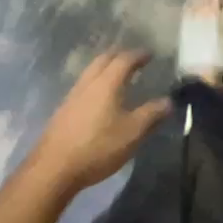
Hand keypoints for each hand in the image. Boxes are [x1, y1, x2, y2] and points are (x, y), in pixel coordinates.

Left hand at [27, 50, 169, 192]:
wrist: (53, 169)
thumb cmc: (97, 147)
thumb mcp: (132, 133)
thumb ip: (151, 115)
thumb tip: (168, 101)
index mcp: (107, 83)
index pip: (124, 59)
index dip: (138, 55)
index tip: (150, 54)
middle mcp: (88, 83)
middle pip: (103, 59)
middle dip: (119, 55)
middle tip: (133, 59)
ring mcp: (72, 96)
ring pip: (90, 71)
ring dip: (105, 67)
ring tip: (117, 75)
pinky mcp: (63, 111)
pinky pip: (83, 85)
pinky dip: (96, 82)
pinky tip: (99, 98)